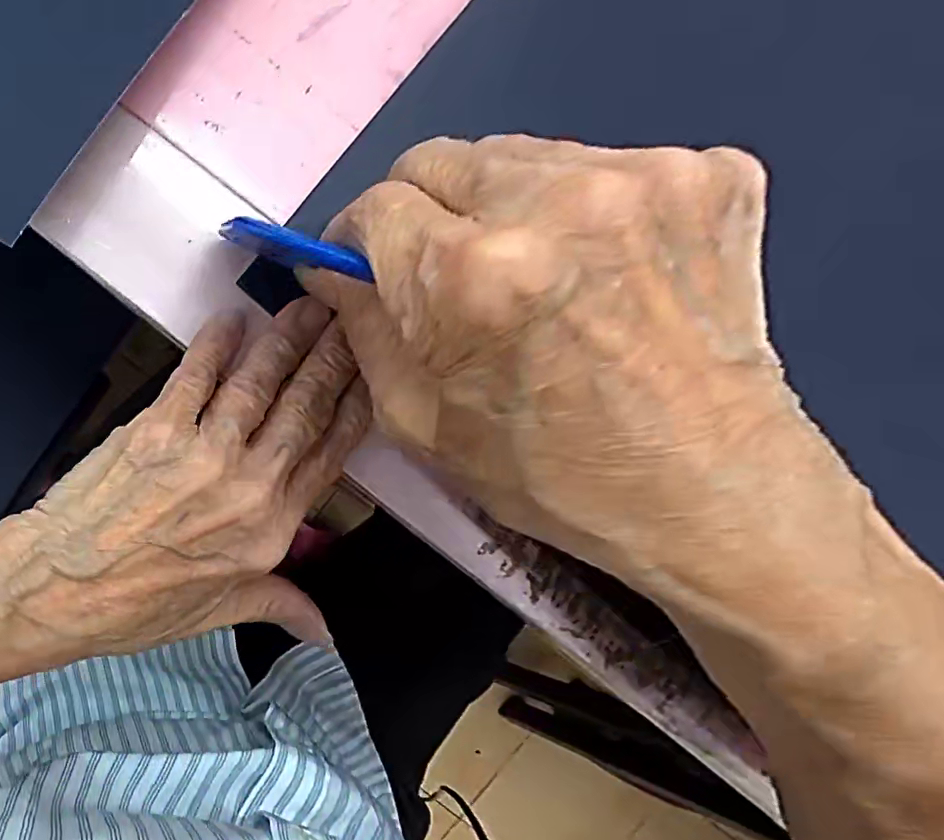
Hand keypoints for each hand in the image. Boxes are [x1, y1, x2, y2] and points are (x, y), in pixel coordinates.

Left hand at [0, 298, 370, 690]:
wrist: (55, 587)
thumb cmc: (129, 609)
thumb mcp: (211, 616)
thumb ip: (273, 603)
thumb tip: (322, 628)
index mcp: (270, 529)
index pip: (329, 453)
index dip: (352, 406)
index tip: (367, 371)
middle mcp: (248, 483)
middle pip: (303, 406)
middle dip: (330, 358)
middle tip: (347, 318)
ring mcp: (202, 450)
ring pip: (258, 382)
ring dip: (284, 339)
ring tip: (304, 309)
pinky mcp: (155, 427)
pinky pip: (195, 374)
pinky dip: (215, 344)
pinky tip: (229, 324)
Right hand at [296, 136, 868, 605]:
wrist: (694, 484)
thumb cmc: (531, 468)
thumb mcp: (407, 412)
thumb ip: (362, 324)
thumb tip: (329, 270)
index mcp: (469, 277)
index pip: (375, 206)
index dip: (349, 238)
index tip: (353, 267)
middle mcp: (556, 204)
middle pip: (436, 161)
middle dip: (409, 213)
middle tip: (419, 270)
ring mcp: (644, 178)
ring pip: (507, 157)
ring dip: (481, 207)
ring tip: (501, 271)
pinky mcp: (708, 173)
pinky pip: (586, 165)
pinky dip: (555, 208)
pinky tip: (570, 267)